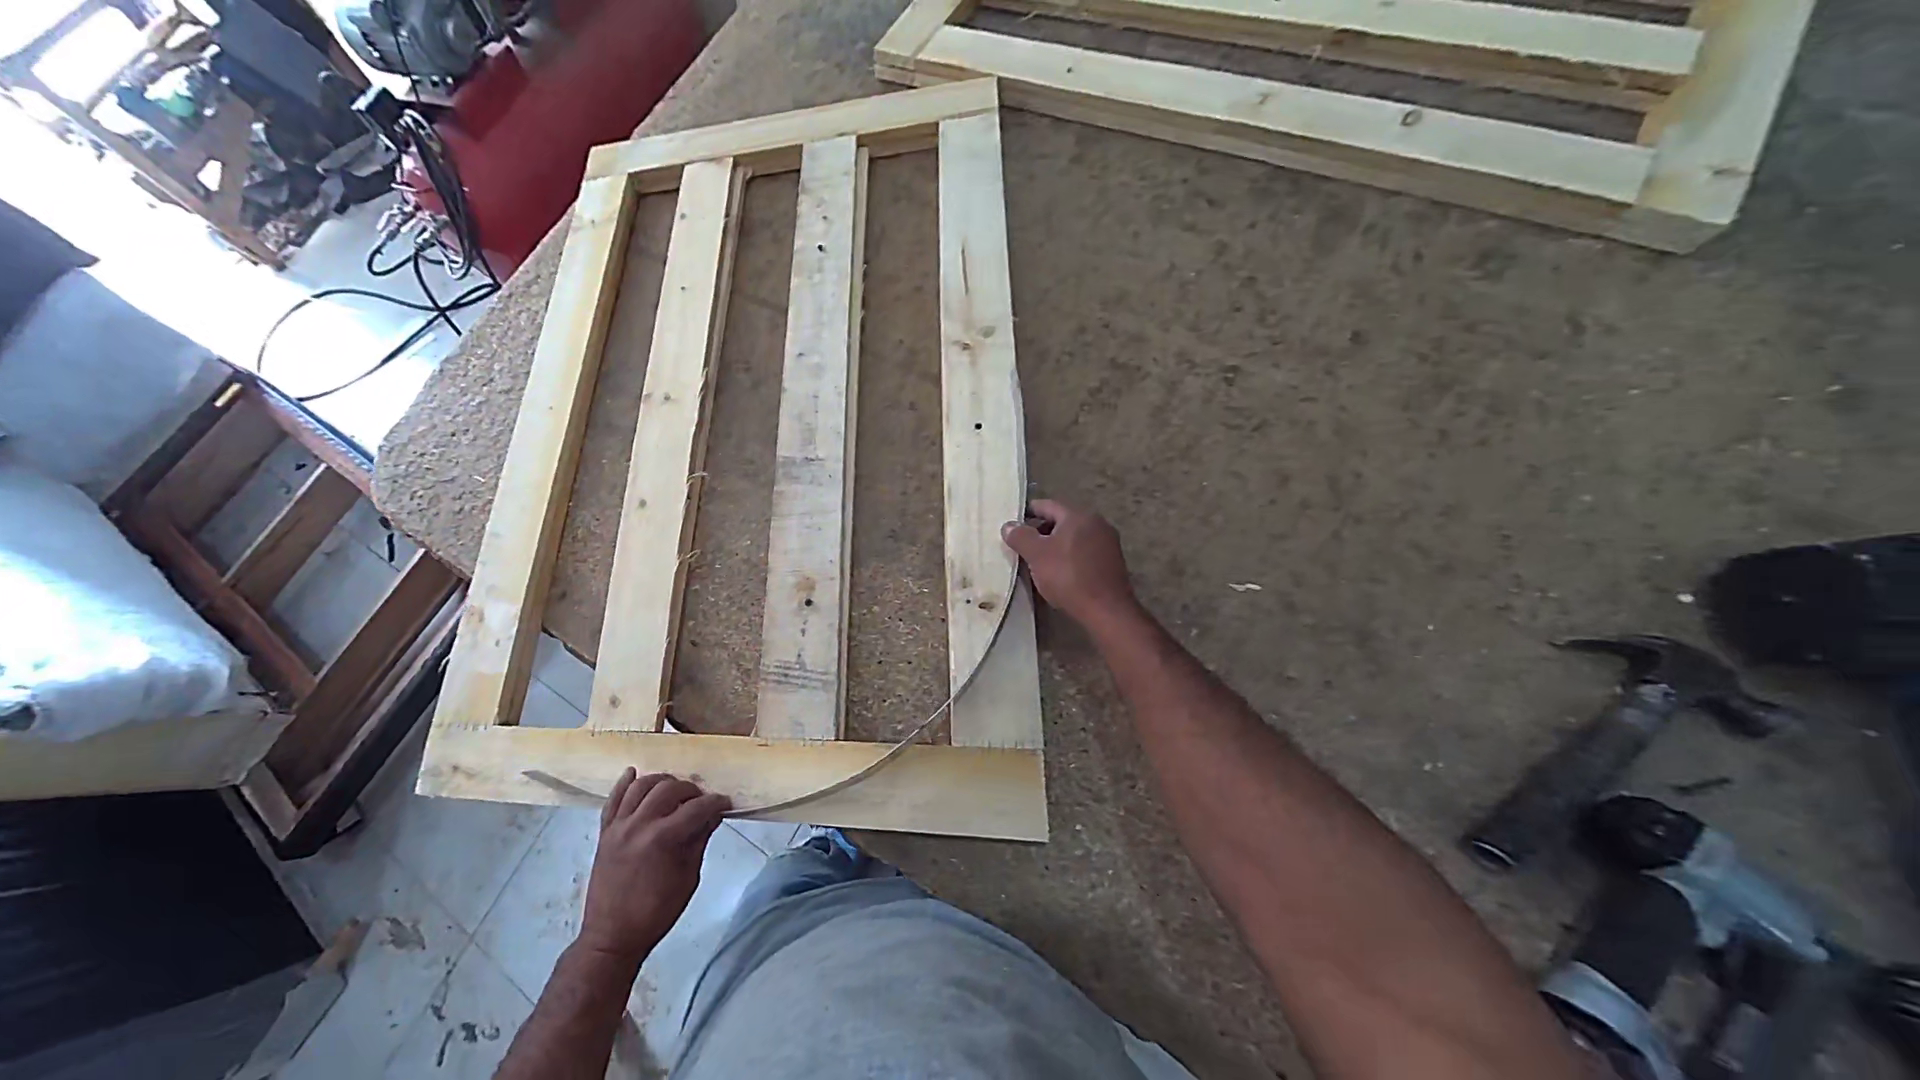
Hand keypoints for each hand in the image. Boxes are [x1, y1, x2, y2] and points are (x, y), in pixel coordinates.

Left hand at [577, 769, 730, 965]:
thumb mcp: (688, 876)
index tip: (725, 803)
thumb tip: (712, 816)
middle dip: (690, 789)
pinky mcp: (604, 833)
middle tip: (700, 799)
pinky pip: (612, 800)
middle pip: (669, 789)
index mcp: (663, 838)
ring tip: (673, 788)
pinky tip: (633, 773)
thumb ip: (699, 840)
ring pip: (640, 787)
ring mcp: (618, 827)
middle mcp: (639, 825)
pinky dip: (623, 784)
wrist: (612, 936)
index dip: (715, 803)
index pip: (696, 808)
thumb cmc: (657, 911)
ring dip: (661, 781)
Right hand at [1001, 498, 1139, 628]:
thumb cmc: (1068, 577)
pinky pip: (1085, 552)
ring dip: (1056, 545)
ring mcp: (1108, 543)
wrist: (1106, 610)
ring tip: (1039, 561)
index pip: (1047, 505)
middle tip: (1023, 545)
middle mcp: (1097, 523)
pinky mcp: (1112, 562)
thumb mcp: (1036, 555)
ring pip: (1074, 538)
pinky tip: (1061, 573)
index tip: (1013, 523)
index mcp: (1078, 516)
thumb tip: (1009, 525)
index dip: (1028, 512)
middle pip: (1062, 521)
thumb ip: (1020, 537)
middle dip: (1041, 531)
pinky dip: (1070, 557)